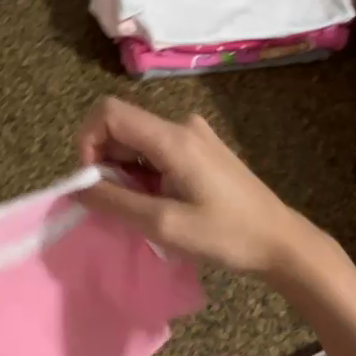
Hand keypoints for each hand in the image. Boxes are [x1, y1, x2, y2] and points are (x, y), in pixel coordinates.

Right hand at [76, 97, 329, 275]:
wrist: (280, 242)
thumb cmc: (225, 235)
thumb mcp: (162, 224)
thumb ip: (114, 202)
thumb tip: (76, 188)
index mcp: (173, 138)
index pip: (108, 112)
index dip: (87, 141)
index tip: (92, 181)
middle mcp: (182, 126)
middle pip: (122, 127)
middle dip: (106, 163)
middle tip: (119, 205)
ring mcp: (194, 136)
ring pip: (137, 142)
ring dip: (126, 173)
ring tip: (144, 209)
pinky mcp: (200, 149)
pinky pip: (155, 151)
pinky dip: (144, 174)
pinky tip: (161, 204)